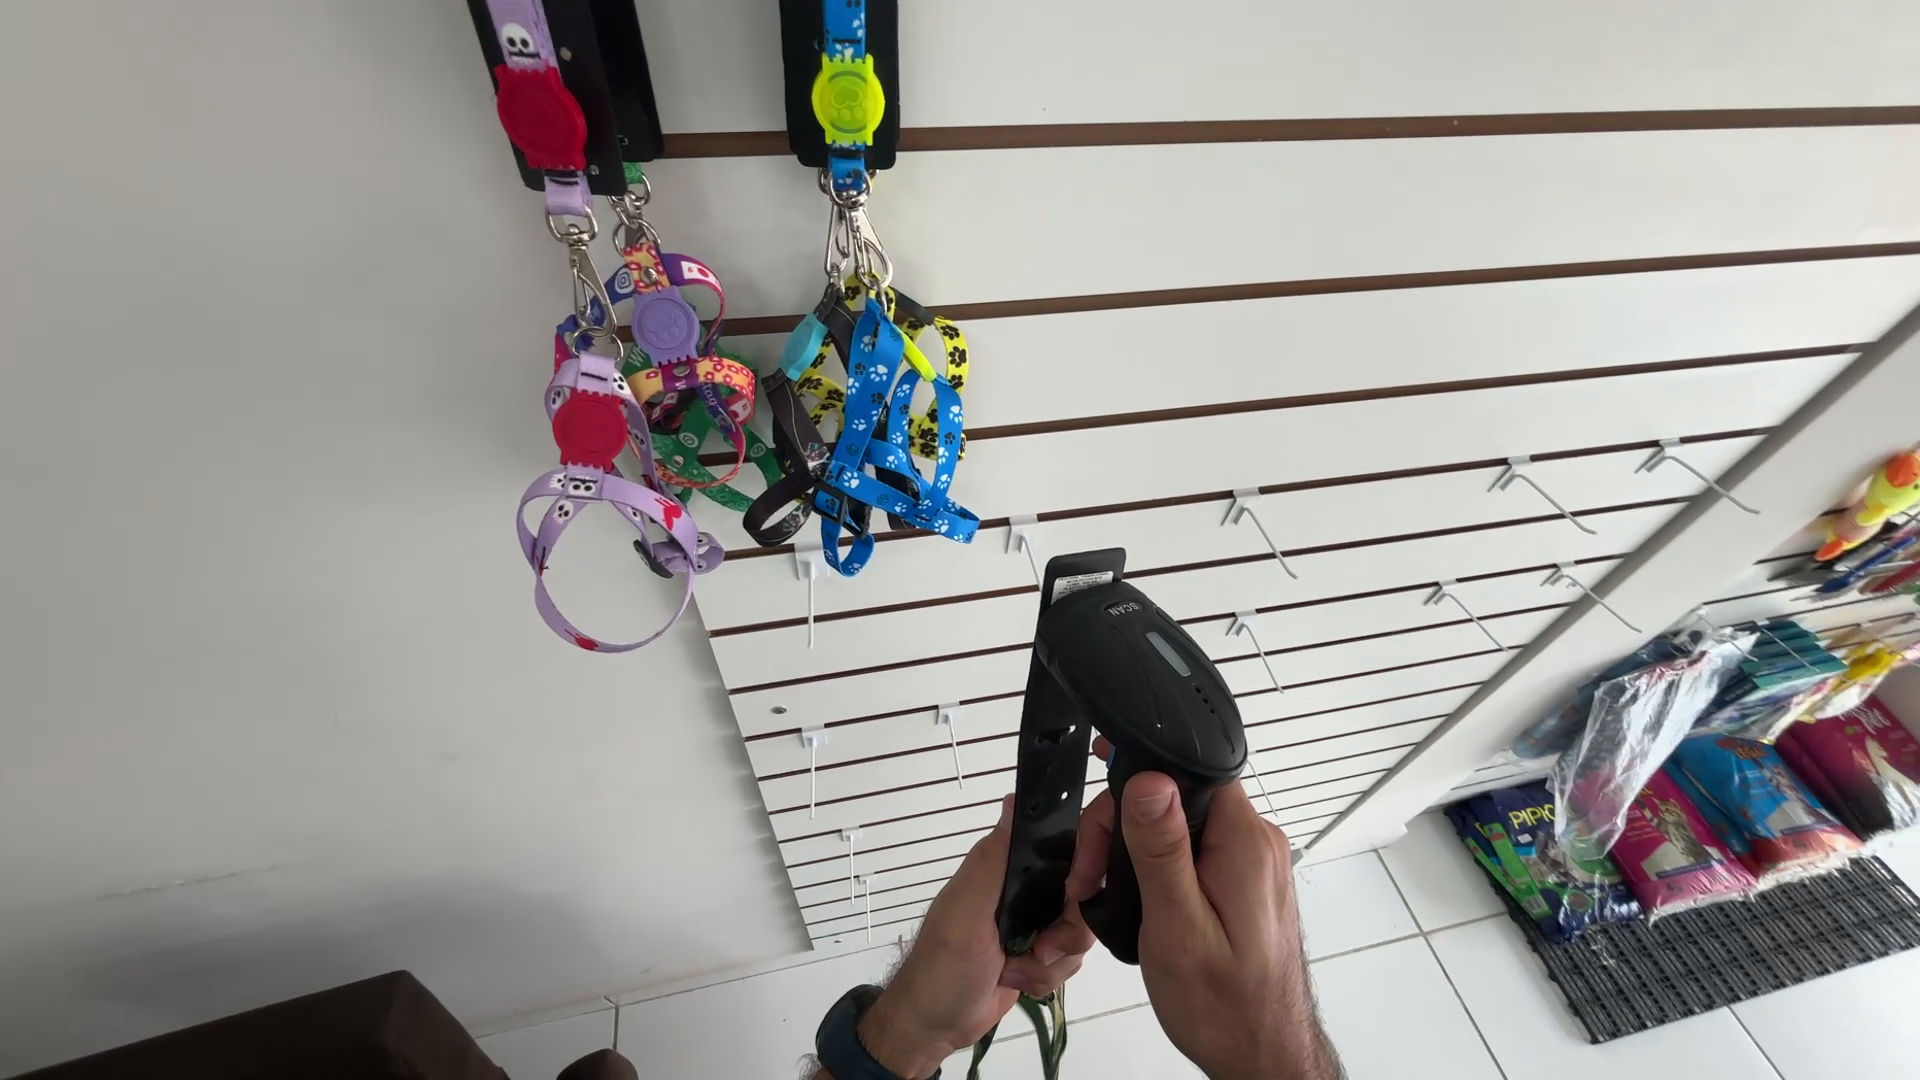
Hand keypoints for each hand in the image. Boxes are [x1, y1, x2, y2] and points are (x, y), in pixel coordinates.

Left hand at [844, 795, 1095, 1078]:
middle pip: (1079, 894)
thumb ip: (994, 861)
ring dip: (1052, 961)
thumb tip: (1013, 799)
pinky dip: (1048, 977)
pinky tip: (1020, 981)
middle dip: (1066, 930)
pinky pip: (1068, 958)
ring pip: (1076, 930)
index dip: (1079, 871)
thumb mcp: (967, 912)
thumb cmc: (944, 966)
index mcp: (1002, 864)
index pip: (1060, 846)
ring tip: (1017, 969)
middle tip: (1040, 948)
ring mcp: (1031, 920)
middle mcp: (1020, 886)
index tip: (1072, 899)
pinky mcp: (1037, 950)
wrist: (935, 1025)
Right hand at [1066, 754, 1340, 1079]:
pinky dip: (1152, 862)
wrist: (1262, 1060)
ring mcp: (1248, 858)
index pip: (1187, 768)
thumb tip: (1149, 779)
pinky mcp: (1239, 877)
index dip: (1137, 768)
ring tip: (1098, 888)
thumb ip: (1162, 850)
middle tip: (1087, 872)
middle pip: (1173, 793)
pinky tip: (1130, 892)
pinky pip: (1188, 845)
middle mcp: (1253, 839)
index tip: (1098, 797)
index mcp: (1244, 840)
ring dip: (1130, 846)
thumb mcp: (1178, 927)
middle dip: (1120, 824)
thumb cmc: (1223, 1006)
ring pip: (1174, 819)